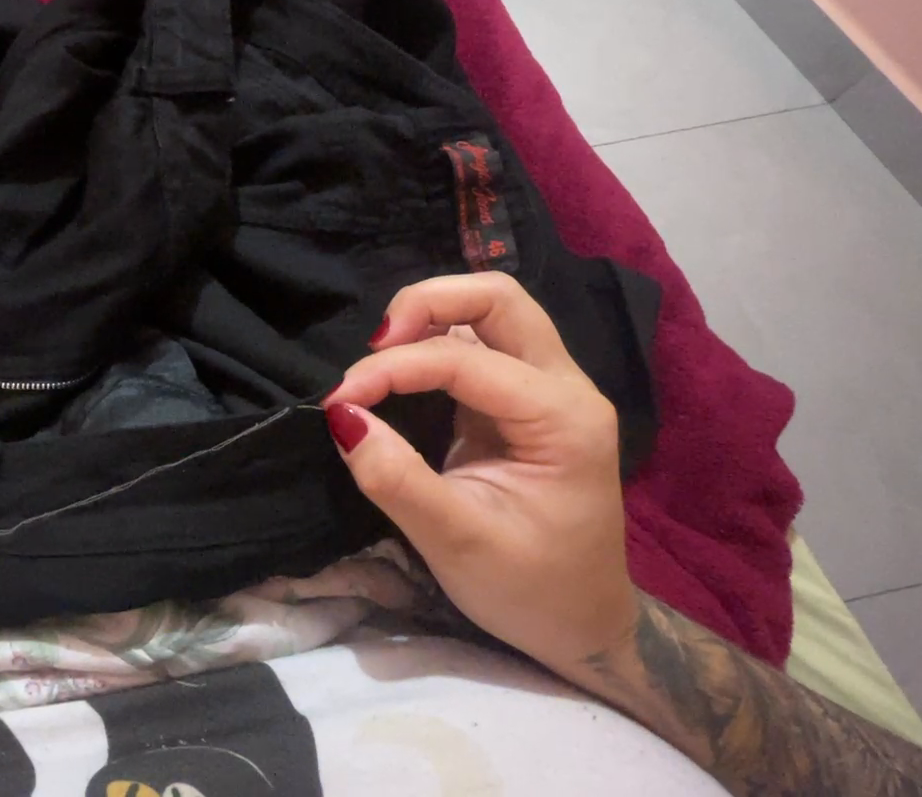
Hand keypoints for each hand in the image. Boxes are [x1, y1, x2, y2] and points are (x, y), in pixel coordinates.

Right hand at [323, 271, 638, 673]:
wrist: (582, 625)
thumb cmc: (529, 589)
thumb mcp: (456, 544)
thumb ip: (397, 478)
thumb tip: (341, 416)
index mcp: (563, 420)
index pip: (464, 360)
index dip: (392, 369)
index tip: (338, 401)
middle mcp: (564, 387)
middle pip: (498, 298)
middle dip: (425, 303)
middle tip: (374, 345)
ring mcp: (546, 387)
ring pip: (490, 309)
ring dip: (429, 315)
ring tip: (381, 356)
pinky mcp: (521, 397)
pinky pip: (477, 340)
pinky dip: (431, 338)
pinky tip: (401, 368)